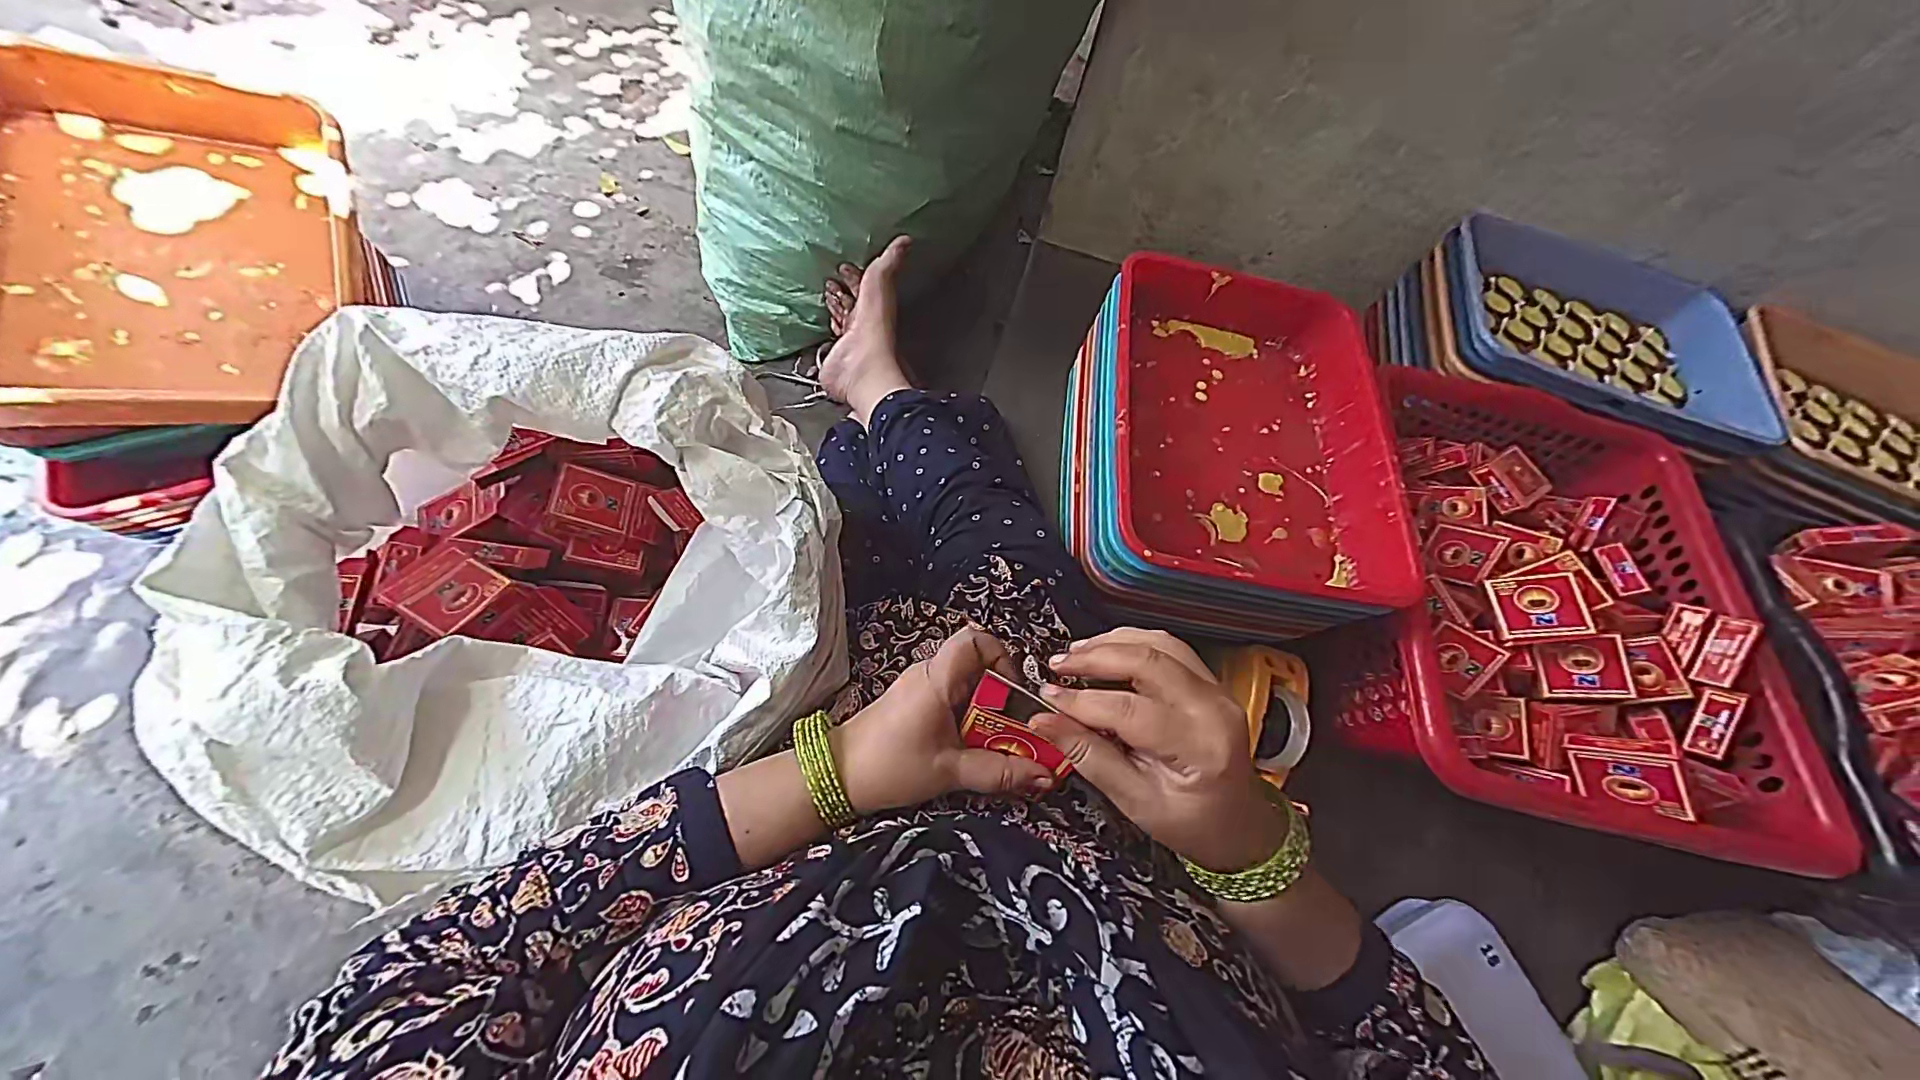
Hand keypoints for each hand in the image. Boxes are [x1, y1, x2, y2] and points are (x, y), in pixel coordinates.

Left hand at [831, 628, 1057, 813]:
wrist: (836, 775)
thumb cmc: (887, 766)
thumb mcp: (950, 771)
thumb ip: (1000, 771)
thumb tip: (1042, 773)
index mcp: (937, 679)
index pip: (977, 639)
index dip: (1002, 657)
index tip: (1012, 694)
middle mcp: (928, 674)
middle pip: (978, 665)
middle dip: (1000, 697)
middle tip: (1010, 730)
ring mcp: (919, 687)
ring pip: (966, 685)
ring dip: (985, 712)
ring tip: (991, 744)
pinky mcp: (914, 703)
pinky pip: (952, 699)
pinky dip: (968, 718)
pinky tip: (967, 747)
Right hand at [1031, 628, 1290, 871]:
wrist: (1239, 824)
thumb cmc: (1194, 823)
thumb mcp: (1135, 801)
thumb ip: (1088, 756)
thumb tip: (1047, 722)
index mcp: (1200, 747)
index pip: (1131, 710)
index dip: (1082, 701)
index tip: (1049, 699)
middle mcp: (1214, 709)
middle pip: (1148, 661)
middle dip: (1095, 658)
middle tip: (1058, 666)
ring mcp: (1216, 690)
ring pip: (1159, 644)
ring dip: (1112, 643)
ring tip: (1076, 655)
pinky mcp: (1209, 681)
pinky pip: (1168, 647)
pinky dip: (1131, 643)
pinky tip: (1106, 651)